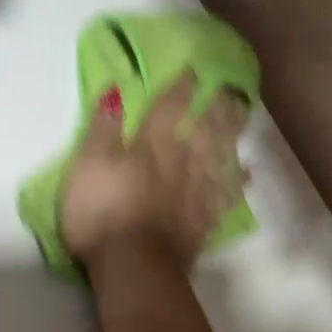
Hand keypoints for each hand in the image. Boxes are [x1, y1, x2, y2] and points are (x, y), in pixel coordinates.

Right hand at [60, 74, 248, 273]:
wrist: (133, 264)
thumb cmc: (101, 213)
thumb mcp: (87, 167)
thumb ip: (103, 129)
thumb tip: (117, 88)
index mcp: (154, 142)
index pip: (171, 104)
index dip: (181, 84)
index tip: (192, 67)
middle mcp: (186, 157)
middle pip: (208, 124)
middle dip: (216, 103)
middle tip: (227, 88)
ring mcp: (201, 188)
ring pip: (224, 152)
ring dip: (232, 133)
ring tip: (240, 117)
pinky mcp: (206, 218)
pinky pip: (228, 192)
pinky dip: (238, 179)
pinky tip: (245, 172)